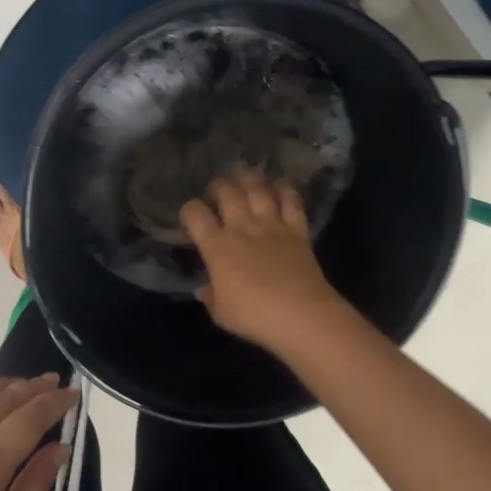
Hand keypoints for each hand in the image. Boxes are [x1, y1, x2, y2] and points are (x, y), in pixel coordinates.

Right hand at [180, 170, 351, 354]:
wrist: (301, 315)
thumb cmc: (254, 316)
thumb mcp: (221, 313)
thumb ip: (211, 296)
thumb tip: (204, 289)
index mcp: (217, 246)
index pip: (195, 214)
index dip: (188, 210)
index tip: (190, 218)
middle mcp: (242, 227)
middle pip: (227, 192)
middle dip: (219, 185)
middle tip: (218, 189)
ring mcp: (272, 225)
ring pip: (258, 190)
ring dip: (249, 178)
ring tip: (244, 174)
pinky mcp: (297, 230)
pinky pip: (291, 201)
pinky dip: (285, 190)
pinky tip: (280, 185)